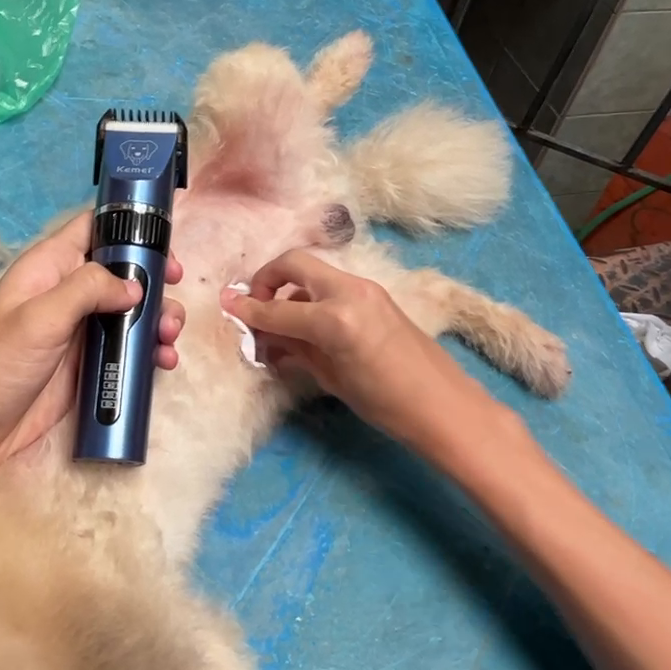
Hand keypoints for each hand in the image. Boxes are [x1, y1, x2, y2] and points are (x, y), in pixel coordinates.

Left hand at [0, 212, 183, 479]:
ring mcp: (80, 330)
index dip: (130, 227)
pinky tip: (163, 363)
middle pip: (124, 269)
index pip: (94, 228)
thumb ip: (87, 289)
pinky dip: (150, 351)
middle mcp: (68, 293)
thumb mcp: (38, 319)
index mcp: (51, 267)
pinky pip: (128, 349)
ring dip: (158, 317)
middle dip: (155, 277)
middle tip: (175, 289)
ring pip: (132, 310)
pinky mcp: (87, 366)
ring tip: (168, 337)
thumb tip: (135, 286)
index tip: (164, 244)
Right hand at [220, 250, 505, 454]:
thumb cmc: (386, 405)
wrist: (444, 405)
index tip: (227, 307)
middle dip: (267, 280)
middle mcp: (348, 292)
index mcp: (334, 318)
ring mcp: (365, 288)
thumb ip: (295, 349)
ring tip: (280, 324)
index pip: (277, 309)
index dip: (247, 311)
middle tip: (256, 306)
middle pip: (294, 264)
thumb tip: (265, 336)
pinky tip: (307, 327)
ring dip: (291, 288)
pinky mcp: (376, 294)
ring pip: (314, 272)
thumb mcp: (331, 379)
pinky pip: (333, 285)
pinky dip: (312, 296)